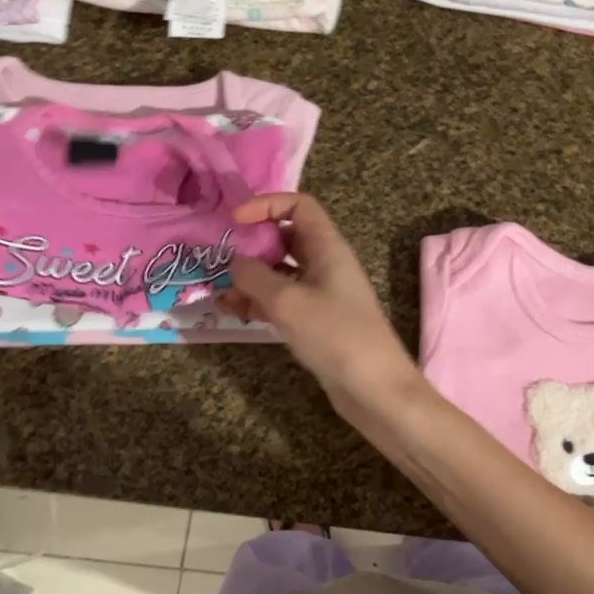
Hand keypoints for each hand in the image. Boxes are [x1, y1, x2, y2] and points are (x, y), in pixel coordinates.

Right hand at [220, 193, 421, 406]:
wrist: (374, 388)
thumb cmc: (335, 335)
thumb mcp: (287, 301)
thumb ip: (255, 277)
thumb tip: (234, 262)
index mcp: (327, 247)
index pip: (299, 206)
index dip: (266, 205)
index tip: (235, 221)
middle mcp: (325, 263)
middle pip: (286, 238)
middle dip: (252, 245)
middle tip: (220, 258)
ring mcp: (321, 293)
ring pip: (280, 272)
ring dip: (250, 278)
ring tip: (218, 290)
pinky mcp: (316, 321)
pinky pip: (282, 300)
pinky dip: (259, 302)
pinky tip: (234, 312)